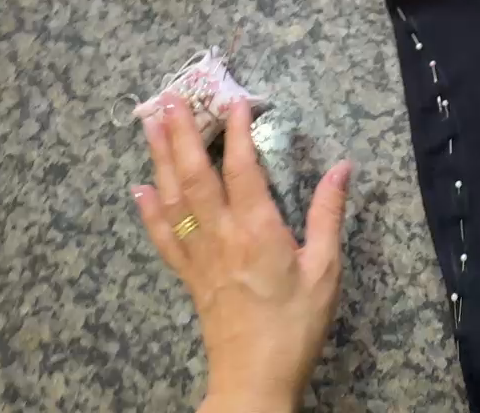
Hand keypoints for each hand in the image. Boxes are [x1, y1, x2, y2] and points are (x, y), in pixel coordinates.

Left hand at [131, 98, 352, 412]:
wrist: (254, 383)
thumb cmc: (295, 324)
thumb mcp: (325, 269)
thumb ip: (329, 214)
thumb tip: (342, 167)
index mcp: (257, 231)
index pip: (242, 170)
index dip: (237, 132)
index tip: (235, 100)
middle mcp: (220, 236)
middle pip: (194, 176)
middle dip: (181, 134)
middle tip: (170, 97)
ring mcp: (198, 256)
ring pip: (172, 199)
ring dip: (159, 158)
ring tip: (150, 123)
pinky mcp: (188, 276)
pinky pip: (162, 237)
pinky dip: (147, 211)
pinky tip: (137, 188)